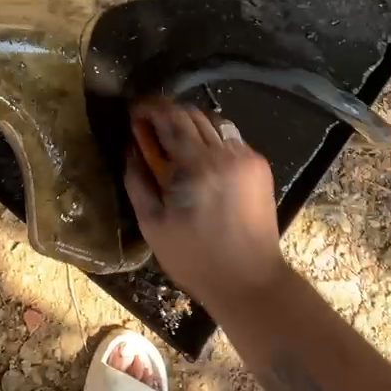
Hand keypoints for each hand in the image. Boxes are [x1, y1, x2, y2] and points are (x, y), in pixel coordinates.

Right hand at [125, 97, 288, 311]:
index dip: (149, 108)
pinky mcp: (259, 167)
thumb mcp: (153, 225)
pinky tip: (201, 156)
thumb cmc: (196, 259)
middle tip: (149, 124)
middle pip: (192, 113)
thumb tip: (130, 149)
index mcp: (197, 166)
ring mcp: (246, 158)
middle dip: (167, 112)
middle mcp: (225, 153)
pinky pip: (230, 138)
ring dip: (190, 123)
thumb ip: (137, 181)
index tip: (134, 111)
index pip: (170, 118)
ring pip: (214, 121)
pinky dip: (211, 138)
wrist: (252, 282)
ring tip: (174, 138)